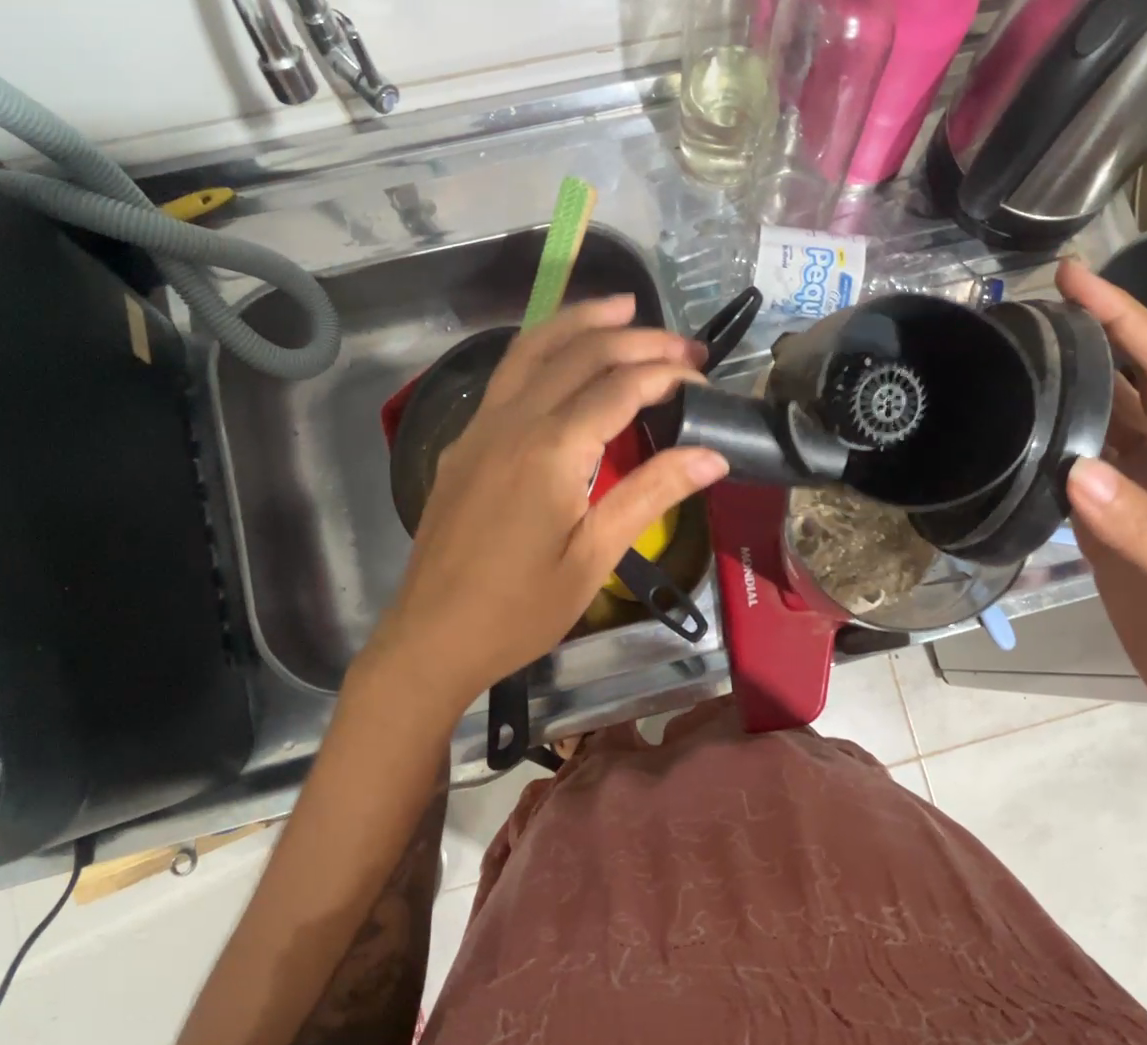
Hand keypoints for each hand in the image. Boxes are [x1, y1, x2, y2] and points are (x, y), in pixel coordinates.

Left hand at [369, 296, 729, 705]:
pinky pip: (507, 376)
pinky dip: (543, 350)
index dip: (665, 373)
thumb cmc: (520, 609)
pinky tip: (562, 358)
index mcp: (551, 450)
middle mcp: (513, 422)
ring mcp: (480, 428)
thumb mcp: (594, 558)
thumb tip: (713, 455)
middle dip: (635, 338)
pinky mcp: (464, 444)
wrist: (432, 636)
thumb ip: (651, 495)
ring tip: (622, 307)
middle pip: (578, 354)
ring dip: (580, 323)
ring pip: (532, 351)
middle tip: (683, 344)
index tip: (702, 377)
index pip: (619, 386)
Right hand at [1056, 263, 1146, 735]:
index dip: (1127, 320)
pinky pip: (1081, 480)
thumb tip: (1076, 469)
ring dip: (1068, 392)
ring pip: (1103, 429)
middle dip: (1091, 340)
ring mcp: (1143, 506)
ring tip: (1013, 363)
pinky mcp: (1115, 538)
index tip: (1075, 279)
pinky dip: (1052, 452)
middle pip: (1132, 389)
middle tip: (1026, 312)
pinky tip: (1018, 443)